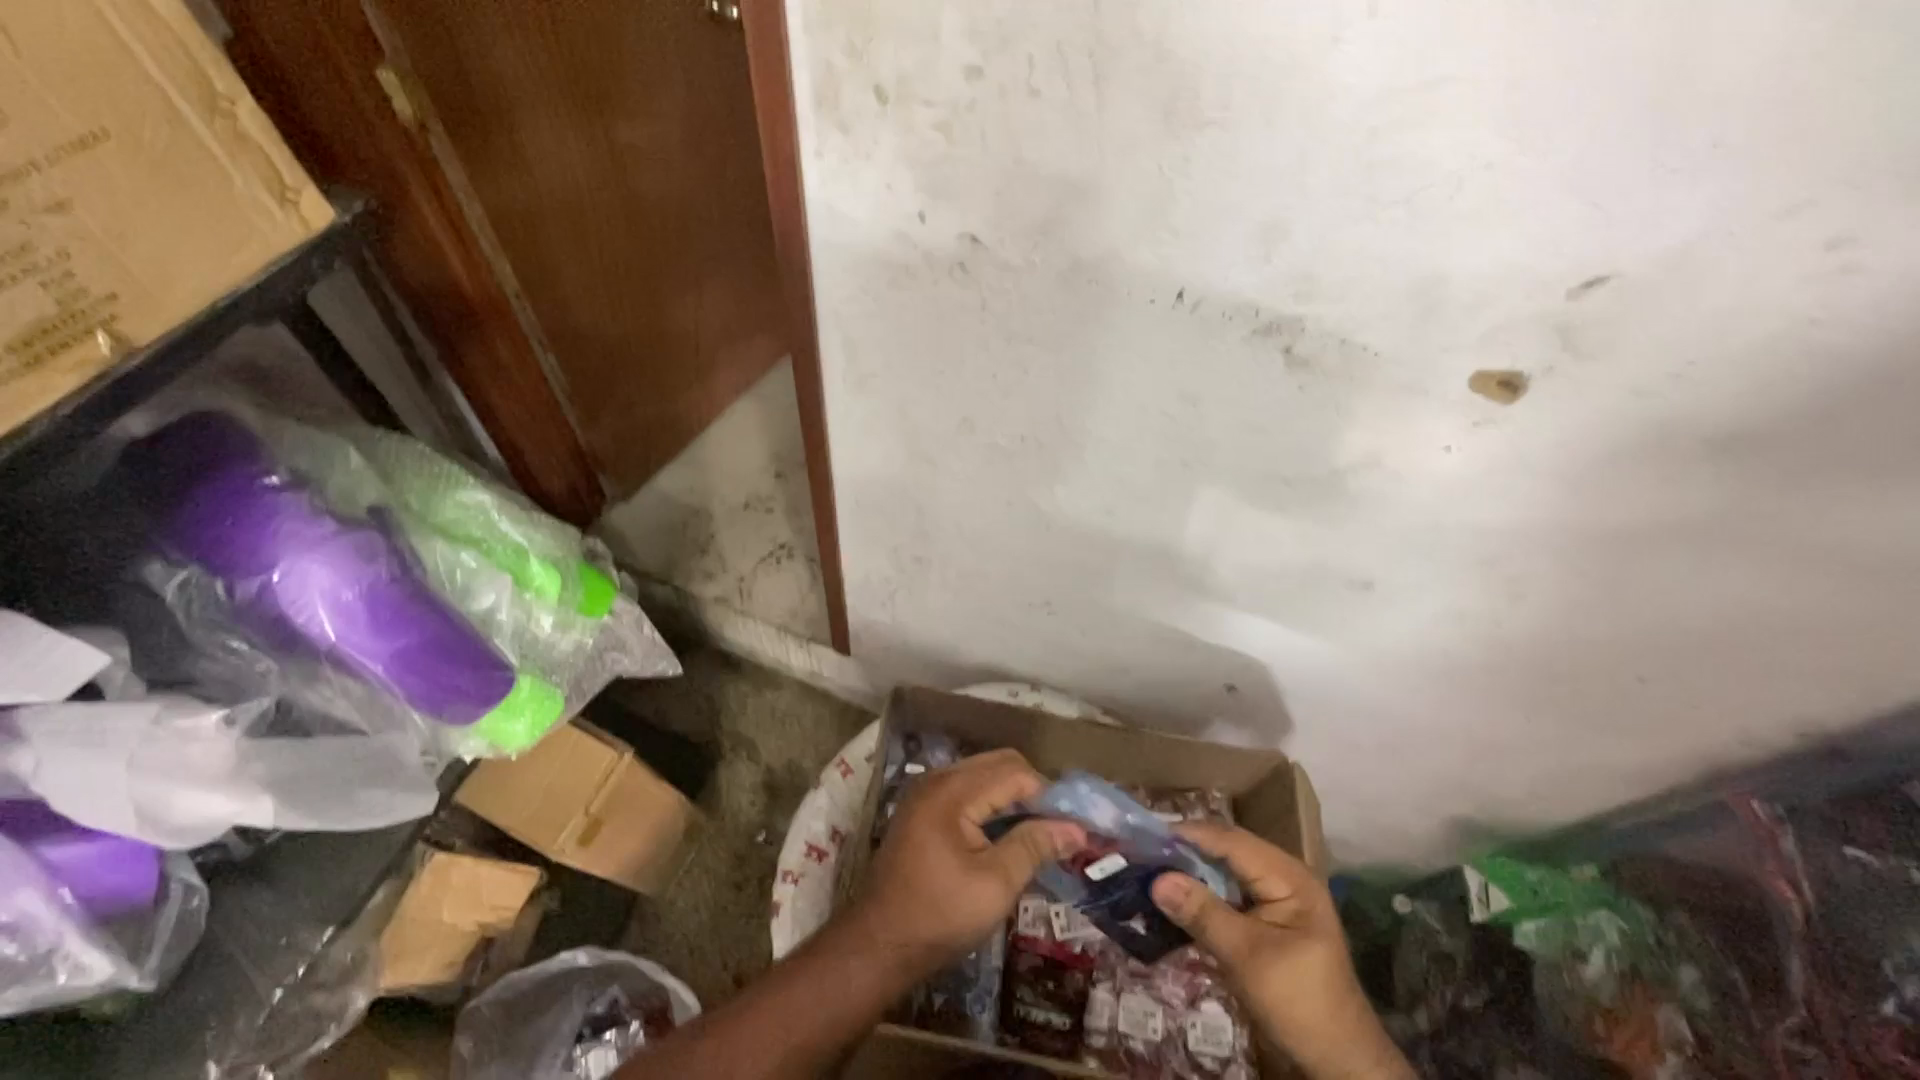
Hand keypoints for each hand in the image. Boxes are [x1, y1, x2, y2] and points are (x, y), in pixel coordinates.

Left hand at [853, 749, 1085, 965]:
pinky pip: (967, 791)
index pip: (1015, 772)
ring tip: (1038, 833)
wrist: (878, 945)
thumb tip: (1076, 829)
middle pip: (999, 764)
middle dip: (1033, 790)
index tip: (1072, 828)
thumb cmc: (939, 916)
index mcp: (952, 791)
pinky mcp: (922, 811)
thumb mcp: (995, 884)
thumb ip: (1034, 846)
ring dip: (1013, 796)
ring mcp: (925, 794)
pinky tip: (1006, 835)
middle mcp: (937, 780)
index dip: (1049, 795)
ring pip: (983, 775)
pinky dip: (992, 804)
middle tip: (1057, 828)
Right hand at [1152, 823, 1413, 1079]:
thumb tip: (1156, 879)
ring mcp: (1276, 901)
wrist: (1336, 1057)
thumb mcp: (1246, 955)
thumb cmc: (1297, 1000)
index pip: (1229, 840)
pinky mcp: (1266, 924)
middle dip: (1184, 852)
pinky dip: (1201, 898)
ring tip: (1147, 873)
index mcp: (1288, 876)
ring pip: (1224, 875)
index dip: (1187, 834)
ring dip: (1189, 875)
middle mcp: (1283, 878)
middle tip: (1139, 854)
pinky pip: (1227, 898)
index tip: (1143, 835)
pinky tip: (1172, 904)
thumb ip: (1202, 913)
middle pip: (1225, 853)